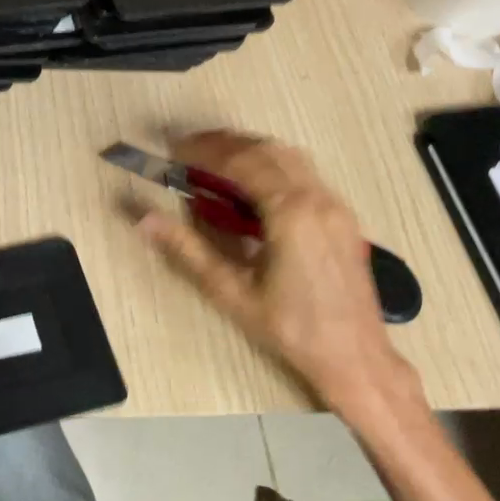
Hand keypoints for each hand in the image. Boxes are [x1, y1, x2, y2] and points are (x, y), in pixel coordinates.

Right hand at [137, 131, 420, 417]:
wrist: (355, 355)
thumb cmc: (289, 328)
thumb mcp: (230, 290)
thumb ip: (188, 248)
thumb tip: (144, 218)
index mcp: (291, 214)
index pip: (242, 163)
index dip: (204, 151)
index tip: (173, 149)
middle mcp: (318, 199)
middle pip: (267, 150)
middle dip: (225, 144)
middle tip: (187, 149)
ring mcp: (335, 206)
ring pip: (290, 157)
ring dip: (250, 150)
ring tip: (213, 160)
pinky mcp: (342, 217)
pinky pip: (305, 174)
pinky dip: (272, 165)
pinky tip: (250, 184)